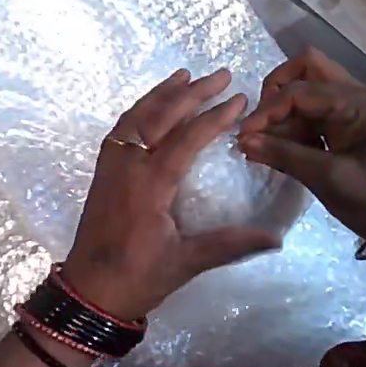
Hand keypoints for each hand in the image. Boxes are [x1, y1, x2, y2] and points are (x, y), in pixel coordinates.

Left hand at [63, 69, 285, 321]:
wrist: (89, 292)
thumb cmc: (139, 278)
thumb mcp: (187, 263)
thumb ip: (230, 245)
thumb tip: (276, 239)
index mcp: (151, 183)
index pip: (188, 137)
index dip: (216, 116)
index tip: (240, 99)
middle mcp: (129, 165)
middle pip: (161, 116)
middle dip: (192, 92)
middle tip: (221, 74)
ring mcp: (111, 166)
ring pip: (137, 116)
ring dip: (162, 94)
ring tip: (186, 75)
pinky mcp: (103, 172)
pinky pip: (121, 129)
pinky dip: (139, 110)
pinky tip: (151, 106)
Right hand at [237, 49, 365, 241]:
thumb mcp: (330, 178)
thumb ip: (285, 156)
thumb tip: (243, 141)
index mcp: (357, 102)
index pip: (299, 90)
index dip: (266, 111)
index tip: (244, 137)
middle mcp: (354, 96)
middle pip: (305, 71)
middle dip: (275, 94)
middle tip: (258, 127)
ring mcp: (351, 110)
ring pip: (306, 92)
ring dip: (282, 114)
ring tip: (264, 147)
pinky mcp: (347, 128)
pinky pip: (313, 115)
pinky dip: (293, 128)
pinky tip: (279, 152)